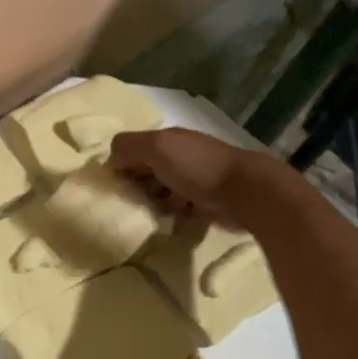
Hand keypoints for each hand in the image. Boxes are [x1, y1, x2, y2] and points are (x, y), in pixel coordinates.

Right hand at [108, 127, 273, 227]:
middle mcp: (182, 156)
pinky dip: (175, 214)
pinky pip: (181, 208)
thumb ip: (127, 147)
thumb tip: (111, 160)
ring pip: (163, 192)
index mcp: (169, 139)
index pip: (134, 150)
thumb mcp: (156, 148)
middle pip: (147, 172)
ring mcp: (196, 179)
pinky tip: (176, 219)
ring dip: (156, 203)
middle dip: (139, 187)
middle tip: (135, 202)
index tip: (117, 186)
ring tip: (156, 212)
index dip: (122, 166)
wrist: (246, 192)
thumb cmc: (196, 168)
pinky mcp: (207, 201)